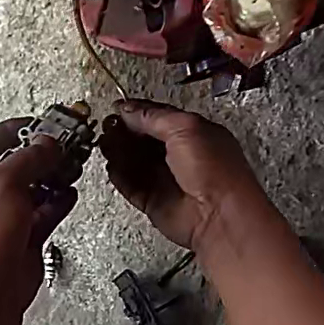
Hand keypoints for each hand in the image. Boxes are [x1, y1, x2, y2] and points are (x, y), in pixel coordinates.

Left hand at [0, 119, 79, 317]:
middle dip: (40, 155)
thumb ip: (28, 158)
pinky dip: (58, 203)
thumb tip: (47, 144)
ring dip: (52, 178)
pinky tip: (70, 194)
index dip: (14, 130)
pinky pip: (43, 215)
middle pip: (14, 166)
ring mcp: (2, 220)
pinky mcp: (21, 240)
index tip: (41, 125)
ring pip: (31, 190)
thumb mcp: (3, 182)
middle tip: (65, 147)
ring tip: (72, 168)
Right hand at [101, 100, 274, 253]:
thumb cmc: (216, 172)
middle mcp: (179, 157)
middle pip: (143, 140)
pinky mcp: (154, 201)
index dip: (136, 113)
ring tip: (104, 143)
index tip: (117, 110)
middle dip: (124, 132)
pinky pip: (130, 186)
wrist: (219, 215)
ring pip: (134, 162)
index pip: (158, 118)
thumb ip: (153, 117)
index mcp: (193, 134)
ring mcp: (166, 180)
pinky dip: (119, 176)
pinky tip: (111, 166)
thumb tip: (129, 110)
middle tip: (107, 127)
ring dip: (118, 151)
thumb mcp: (185, 128)